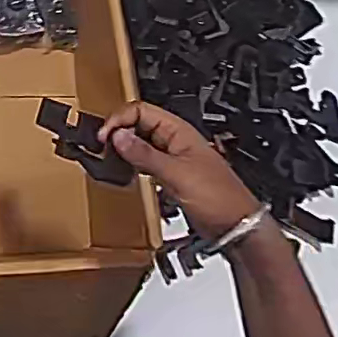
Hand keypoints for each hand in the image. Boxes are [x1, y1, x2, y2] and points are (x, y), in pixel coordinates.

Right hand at [102, 102, 262, 240]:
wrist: (236, 226)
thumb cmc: (218, 197)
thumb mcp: (176, 174)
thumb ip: (145, 155)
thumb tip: (118, 136)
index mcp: (178, 130)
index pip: (140, 110)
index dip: (119, 119)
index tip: (104, 137)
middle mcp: (174, 139)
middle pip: (138, 123)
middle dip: (119, 131)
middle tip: (101, 147)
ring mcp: (172, 157)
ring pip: (140, 142)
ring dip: (124, 147)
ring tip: (108, 157)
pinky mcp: (171, 175)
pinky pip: (145, 161)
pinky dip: (132, 163)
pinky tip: (124, 172)